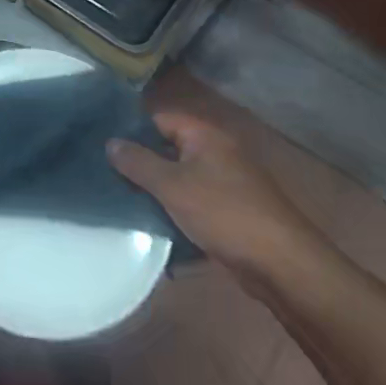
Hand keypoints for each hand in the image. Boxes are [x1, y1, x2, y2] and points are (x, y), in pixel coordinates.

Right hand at [108, 111, 322, 275]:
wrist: (283, 266)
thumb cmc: (224, 213)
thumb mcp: (172, 185)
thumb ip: (137, 161)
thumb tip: (111, 142)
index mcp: (205, 135)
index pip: (158, 119)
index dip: (131, 128)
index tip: (102, 142)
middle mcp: (217, 152)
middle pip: (168, 148)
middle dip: (140, 160)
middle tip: (106, 171)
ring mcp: (226, 182)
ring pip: (180, 176)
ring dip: (156, 188)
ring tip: (121, 196)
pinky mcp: (231, 211)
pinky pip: (193, 200)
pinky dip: (174, 207)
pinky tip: (152, 220)